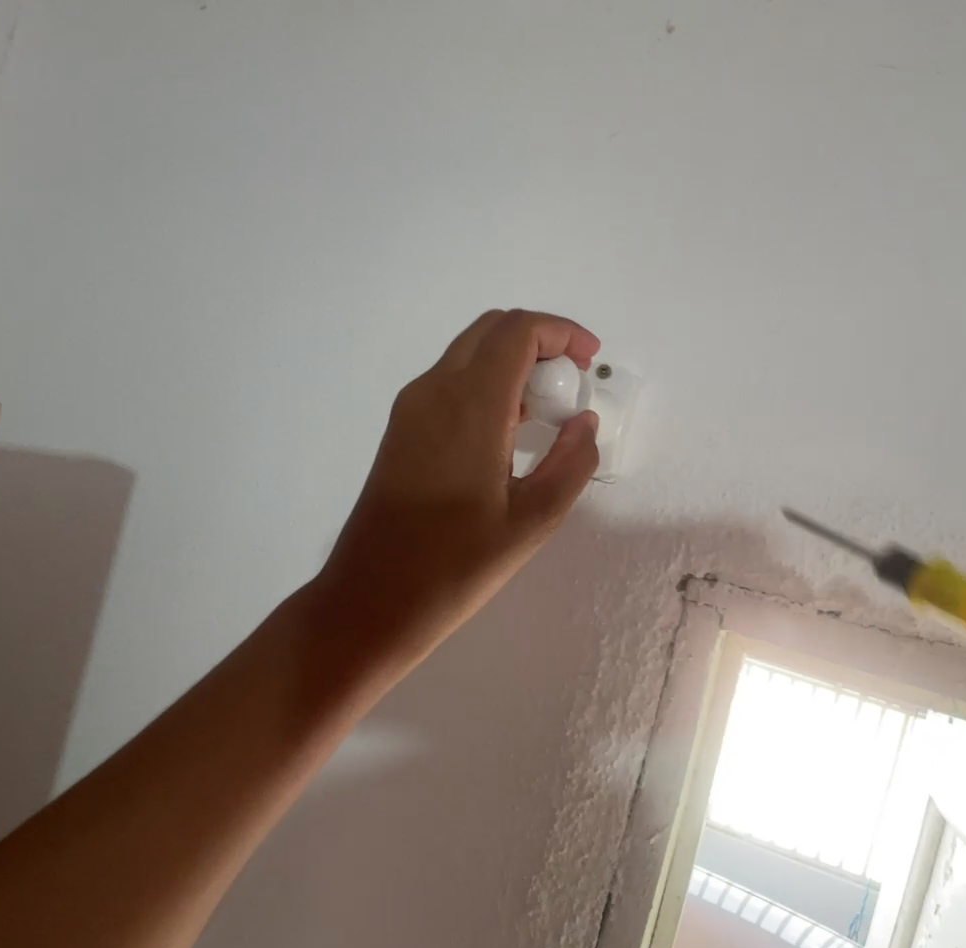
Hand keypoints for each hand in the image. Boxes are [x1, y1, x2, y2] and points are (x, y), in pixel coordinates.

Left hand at [306, 309, 601, 674]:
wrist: (374, 599)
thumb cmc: (458, 564)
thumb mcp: (534, 519)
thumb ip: (572, 462)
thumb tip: (583, 422)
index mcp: (471, 405)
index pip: (518, 331)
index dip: (563, 332)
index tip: (591, 361)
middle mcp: (435, 391)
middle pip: (492, 330)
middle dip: (540, 342)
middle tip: (570, 386)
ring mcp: (412, 409)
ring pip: (469, 355)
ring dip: (512, 365)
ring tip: (546, 416)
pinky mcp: (401, 431)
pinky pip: (451, 383)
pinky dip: (488, 386)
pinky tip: (508, 436)